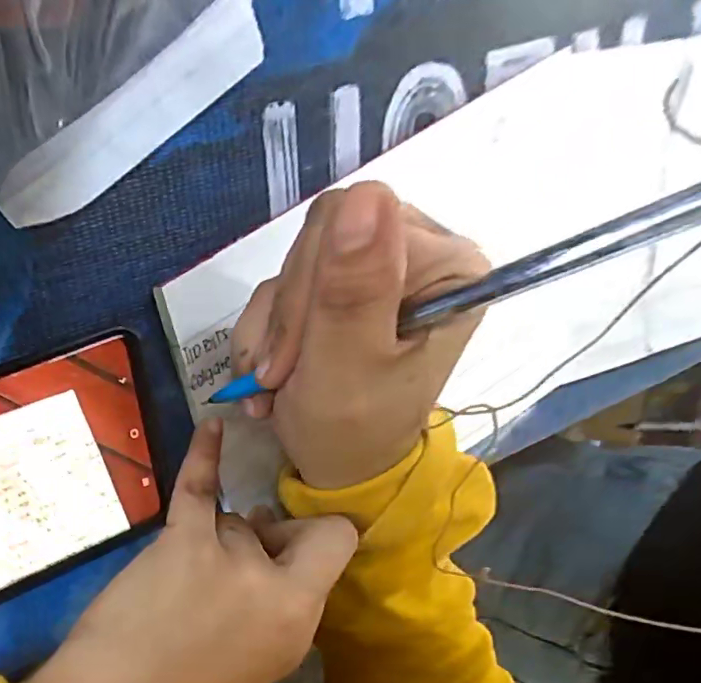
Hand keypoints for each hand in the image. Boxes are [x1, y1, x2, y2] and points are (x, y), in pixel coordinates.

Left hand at [12, 420, 357, 682]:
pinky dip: (204, 455)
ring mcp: (229, 560)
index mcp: (300, 624)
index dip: (306, 542)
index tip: (280, 552)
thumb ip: (277, 610)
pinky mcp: (182, 543)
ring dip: (212, 540)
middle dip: (263, 539)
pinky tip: (212, 427)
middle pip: (282, 530)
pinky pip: (200, 487)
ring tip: (175, 585)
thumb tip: (269, 550)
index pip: (334, 545)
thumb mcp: (254, 665)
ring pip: (233, 522)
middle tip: (226, 566)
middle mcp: (275, 587)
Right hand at [227, 181, 491, 489]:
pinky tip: (266, 379)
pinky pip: (273, 297)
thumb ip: (352, 290)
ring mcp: (367, 276)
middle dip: (283, 318)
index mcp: (442, 264)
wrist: (338, 468)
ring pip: (286, 273)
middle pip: (315, 240)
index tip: (285, 358)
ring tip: (270, 386)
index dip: (304, 287)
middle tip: (273, 376)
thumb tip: (362, 196)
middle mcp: (411, 256)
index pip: (352, 220)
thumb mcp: (348, 366)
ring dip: (265, 336)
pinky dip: (257, 341)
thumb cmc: (352, 431)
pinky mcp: (331, 297)